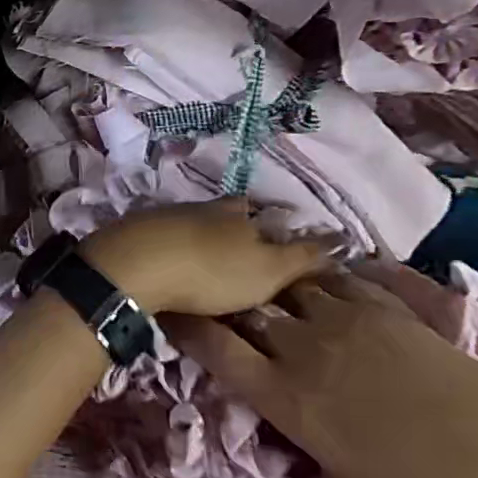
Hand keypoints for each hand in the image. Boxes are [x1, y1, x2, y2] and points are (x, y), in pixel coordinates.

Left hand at [76, 201, 334, 316]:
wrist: (139, 265)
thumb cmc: (213, 271)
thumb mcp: (268, 270)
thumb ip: (302, 257)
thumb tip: (340, 239)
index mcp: (239, 213)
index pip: (262, 214)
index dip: (271, 229)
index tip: (275, 246)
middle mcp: (205, 206)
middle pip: (226, 216)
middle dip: (235, 233)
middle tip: (239, 260)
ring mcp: (169, 215)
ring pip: (194, 225)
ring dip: (201, 242)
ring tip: (206, 267)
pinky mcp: (138, 231)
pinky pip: (164, 238)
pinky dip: (172, 250)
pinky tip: (170, 267)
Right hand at [162, 265, 477, 477]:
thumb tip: (271, 461)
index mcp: (287, 397)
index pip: (214, 345)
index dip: (184, 325)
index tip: (168, 314)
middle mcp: (309, 345)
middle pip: (248, 304)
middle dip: (226, 302)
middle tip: (217, 303)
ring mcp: (354, 319)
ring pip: (291, 283)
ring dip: (273, 288)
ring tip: (267, 292)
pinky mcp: (393, 309)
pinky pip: (341, 279)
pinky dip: (320, 281)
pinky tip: (320, 287)